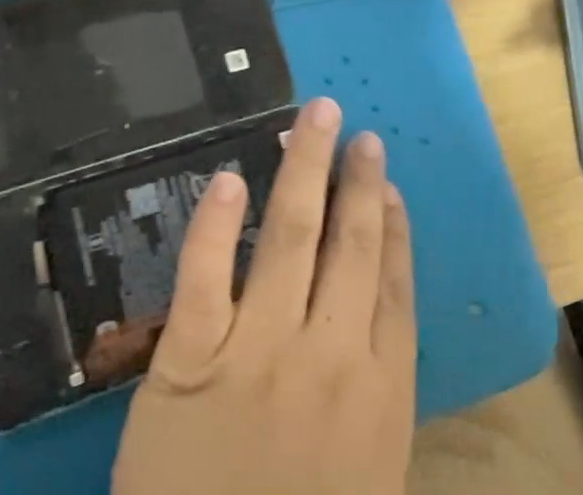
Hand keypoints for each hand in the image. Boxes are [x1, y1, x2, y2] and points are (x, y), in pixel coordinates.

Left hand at [112, 97, 416, 494]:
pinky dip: (217, 223)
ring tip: (312, 122)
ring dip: (304, 172)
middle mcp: (329, 355)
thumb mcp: (367, 473)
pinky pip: (206, 274)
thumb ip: (374, 400)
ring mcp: (257, 350)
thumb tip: (373, 326)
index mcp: (379, 390)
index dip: (392, 227)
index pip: (393, 285)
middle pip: (352, 247)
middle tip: (357, 130)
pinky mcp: (189, 358)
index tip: (388, 185)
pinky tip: (231, 180)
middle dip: (356, 181)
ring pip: (290, 240)